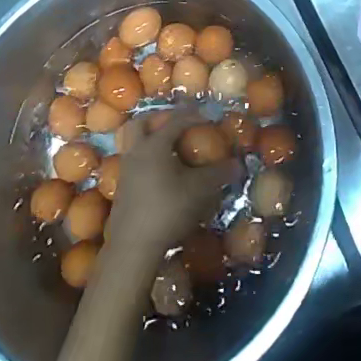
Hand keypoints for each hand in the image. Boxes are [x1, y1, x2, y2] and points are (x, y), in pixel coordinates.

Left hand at [105, 116, 238, 263]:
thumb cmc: (168, 209)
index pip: (175, 121)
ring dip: (150, 138)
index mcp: (154, 145)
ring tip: (170, 148)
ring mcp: (126, 170)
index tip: (208, 117)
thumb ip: (218, 173)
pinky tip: (162, 173)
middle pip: (141, 123)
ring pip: (134, 142)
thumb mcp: (199, 190)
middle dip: (159, 118)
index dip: (193, 116)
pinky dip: (148, 158)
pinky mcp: (122, 188)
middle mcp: (136, 151)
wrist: (134, 245)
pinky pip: (134, 161)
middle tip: (177, 123)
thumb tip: (237, 164)